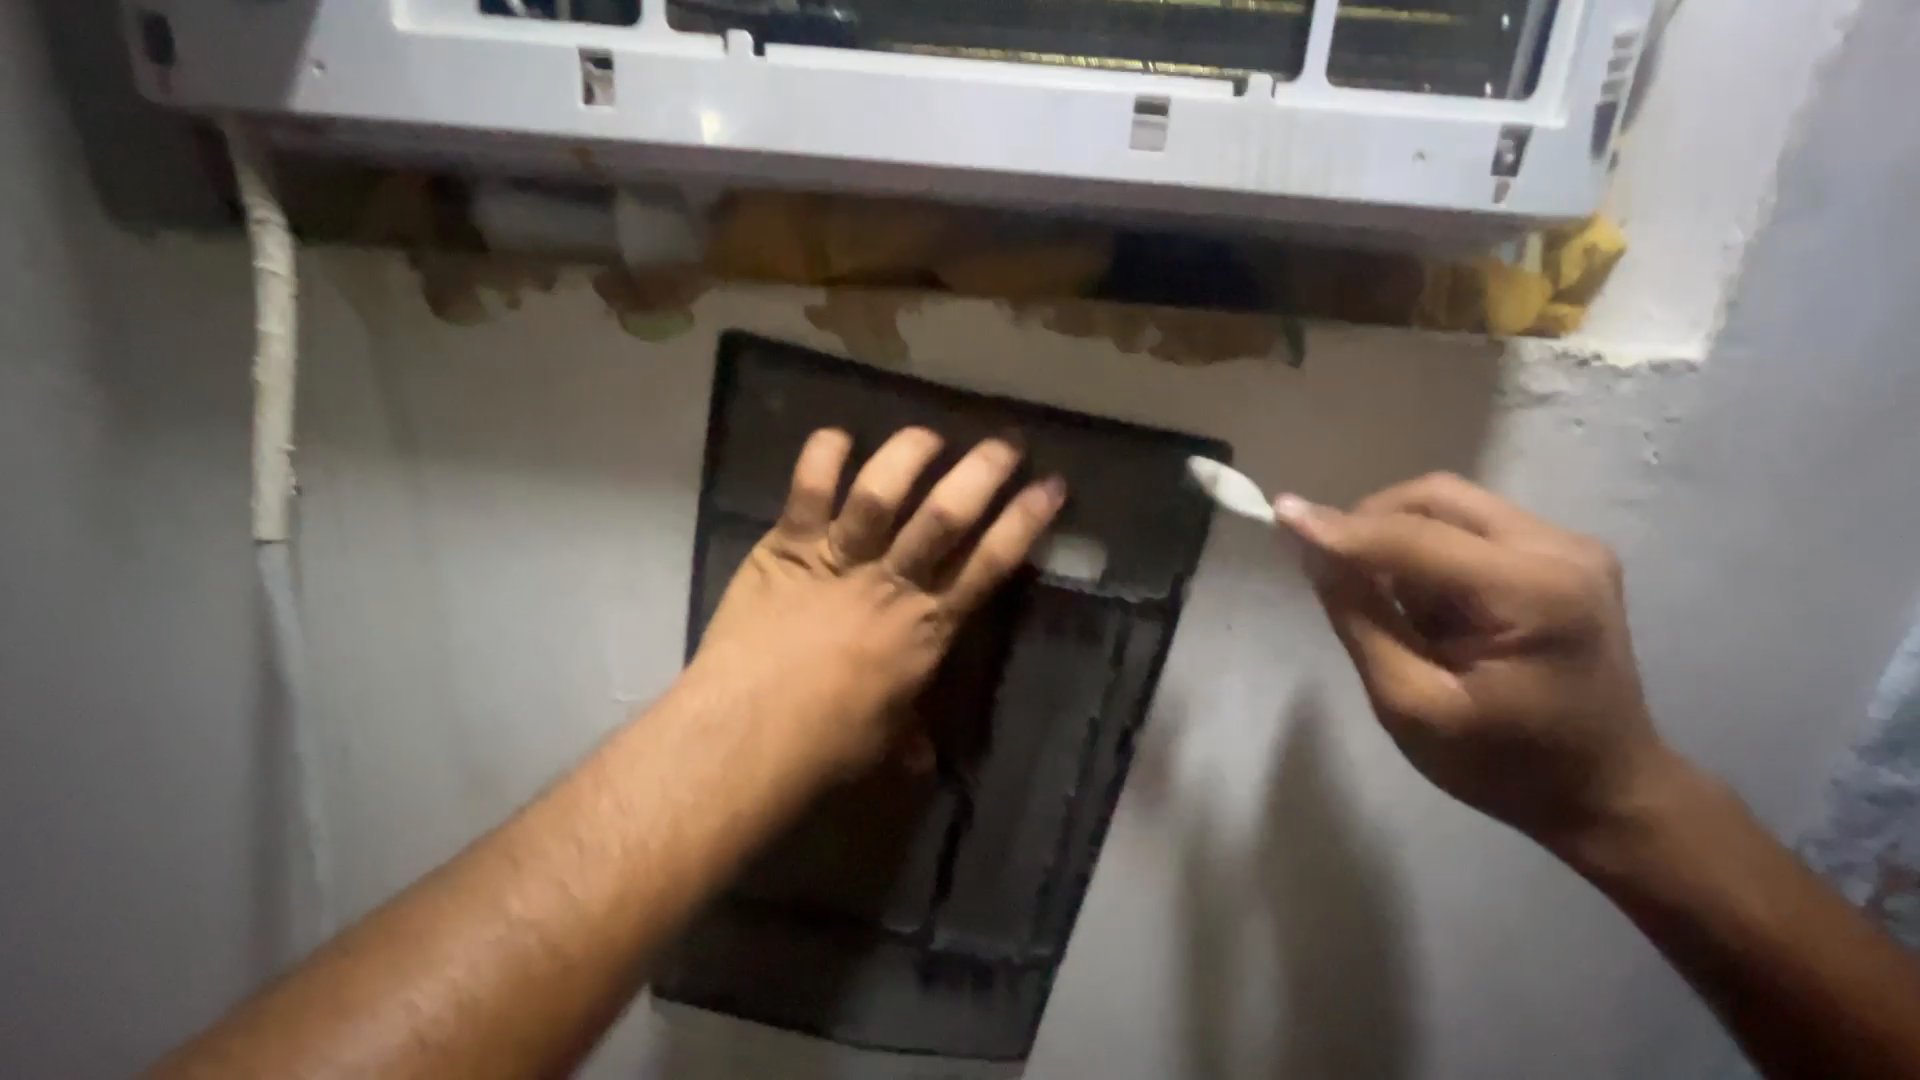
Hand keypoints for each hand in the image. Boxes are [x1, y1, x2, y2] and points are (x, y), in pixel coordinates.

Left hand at [688, 426, 1065, 780]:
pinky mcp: (789, 548)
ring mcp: (840, 559)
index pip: (990, 563)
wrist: (750, 734)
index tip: (1050, 485)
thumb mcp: (886, 744)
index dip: (1024, 521)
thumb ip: (911, 737)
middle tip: (1005, 442)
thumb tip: (926, 761)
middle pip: (948, 515)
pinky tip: (838, 435)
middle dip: (984, 472)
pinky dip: (822, 455)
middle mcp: (893, 581)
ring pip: (882, 491)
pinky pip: (809, 489)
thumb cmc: (827, 745)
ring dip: (910, 453)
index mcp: (928, 626)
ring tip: (929, 434)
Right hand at [1276, 473, 1675, 846]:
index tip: (1279, 514)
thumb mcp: (1410, 704)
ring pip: (1451, 505)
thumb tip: (1312, 551)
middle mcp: (1560, 550)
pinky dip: (1427, 547)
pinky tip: (1424, 599)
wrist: (1606, 791)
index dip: (1340, 528)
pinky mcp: (1564, 554)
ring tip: (1386, 599)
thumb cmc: (1503, 765)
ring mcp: (1570, 547)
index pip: (1413, 538)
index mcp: (1532, 595)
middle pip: (1436, 499)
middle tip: (1332, 570)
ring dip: (1397, 536)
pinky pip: (1470, 524)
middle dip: (1370, 523)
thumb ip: (1360, 619)